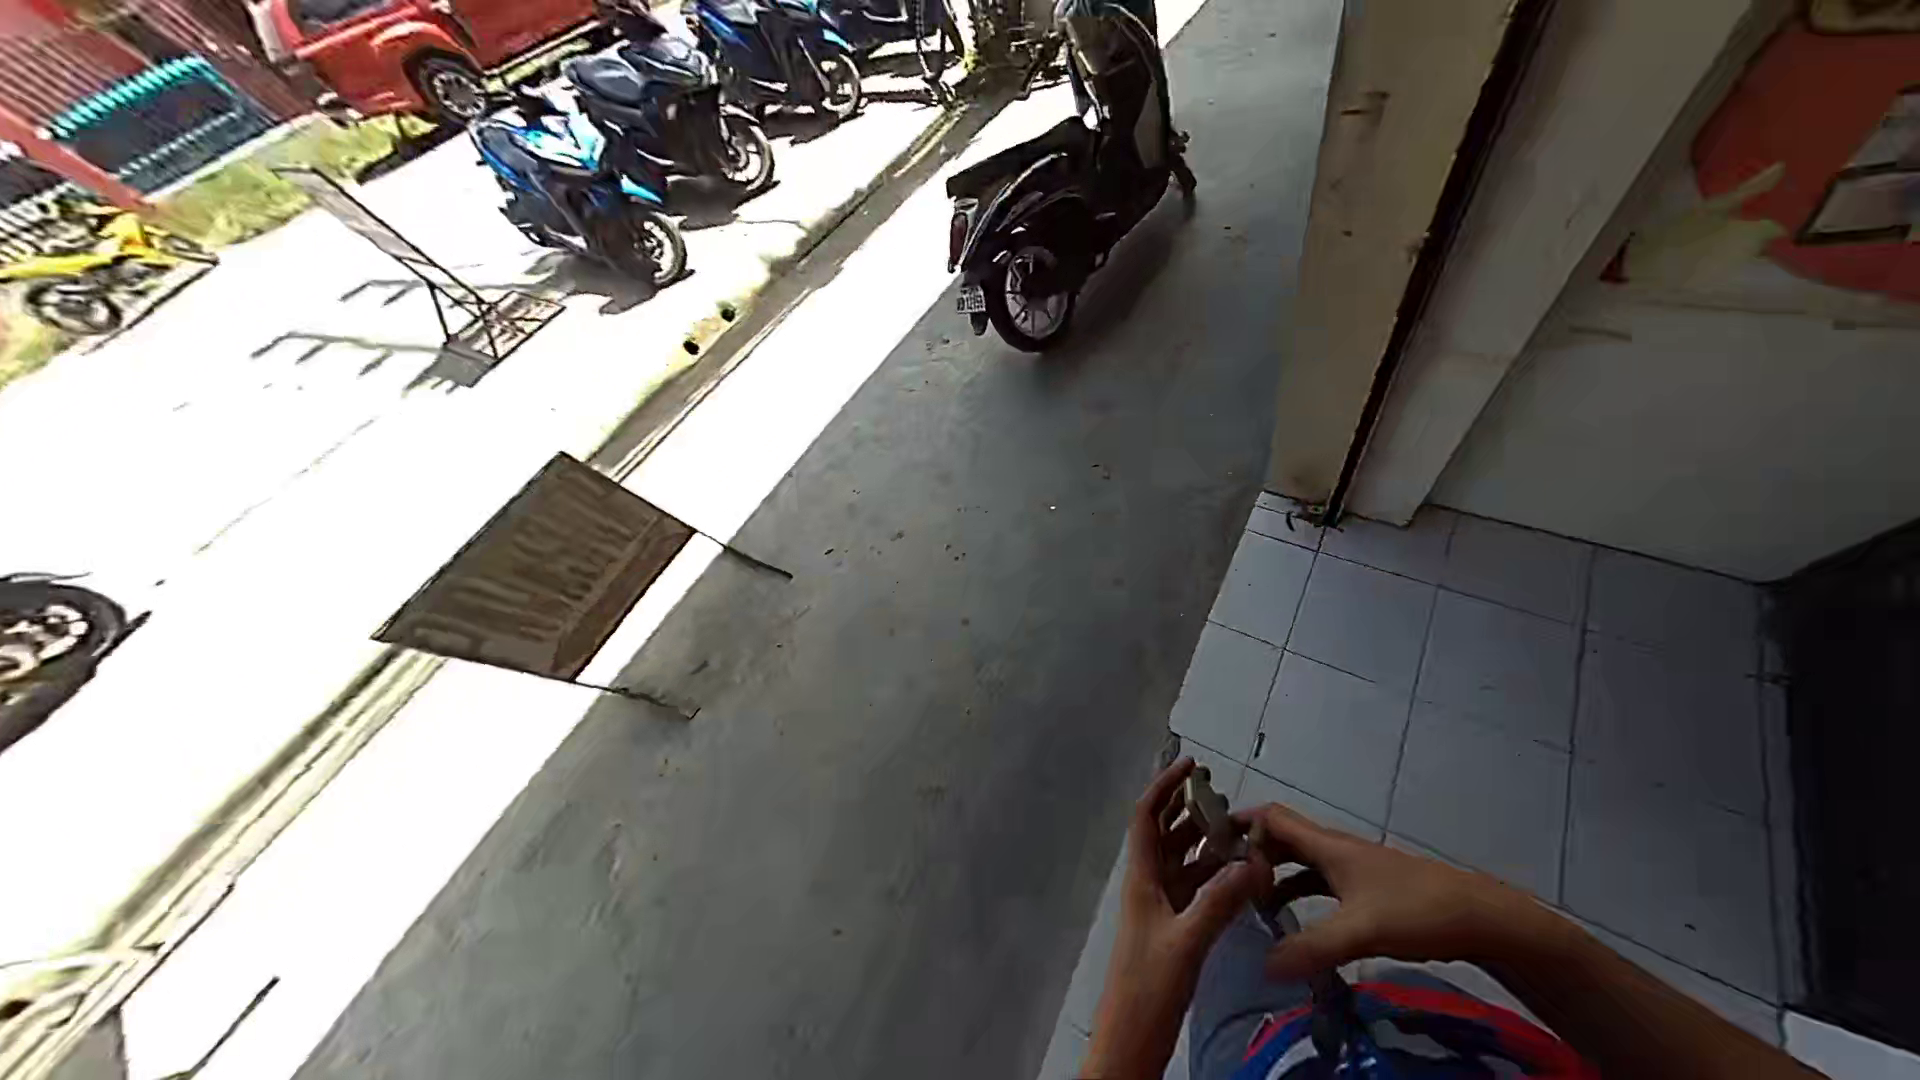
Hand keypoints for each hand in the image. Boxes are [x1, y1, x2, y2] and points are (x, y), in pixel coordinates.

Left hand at [1083, 758, 1266, 1079]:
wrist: (1133, 1035)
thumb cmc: (1149, 985)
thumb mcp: (1186, 942)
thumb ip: (1217, 903)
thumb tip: (1247, 863)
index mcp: (1141, 876)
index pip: (1147, 816)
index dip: (1164, 786)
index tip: (1190, 764)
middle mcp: (1148, 882)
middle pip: (1165, 832)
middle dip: (1187, 807)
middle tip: (1219, 790)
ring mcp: (1161, 904)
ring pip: (1182, 858)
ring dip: (1203, 840)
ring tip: (1234, 824)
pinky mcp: (1175, 925)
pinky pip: (1195, 887)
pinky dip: (1213, 874)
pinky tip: (1237, 871)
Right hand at [1233, 803, 1559, 979]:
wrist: (1484, 918)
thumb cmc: (1416, 909)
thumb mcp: (1360, 930)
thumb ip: (1311, 947)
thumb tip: (1263, 966)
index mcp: (1326, 845)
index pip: (1271, 817)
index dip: (1241, 821)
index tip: (1212, 840)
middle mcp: (1333, 849)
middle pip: (1281, 837)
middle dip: (1251, 850)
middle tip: (1224, 875)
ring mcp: (1351, 868)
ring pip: (1299, 860)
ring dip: (1273, 872)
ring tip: (1249, 898)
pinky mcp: (1366, 888)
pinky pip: (1318, 880)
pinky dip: (1297, 890)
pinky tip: (1292, 917)